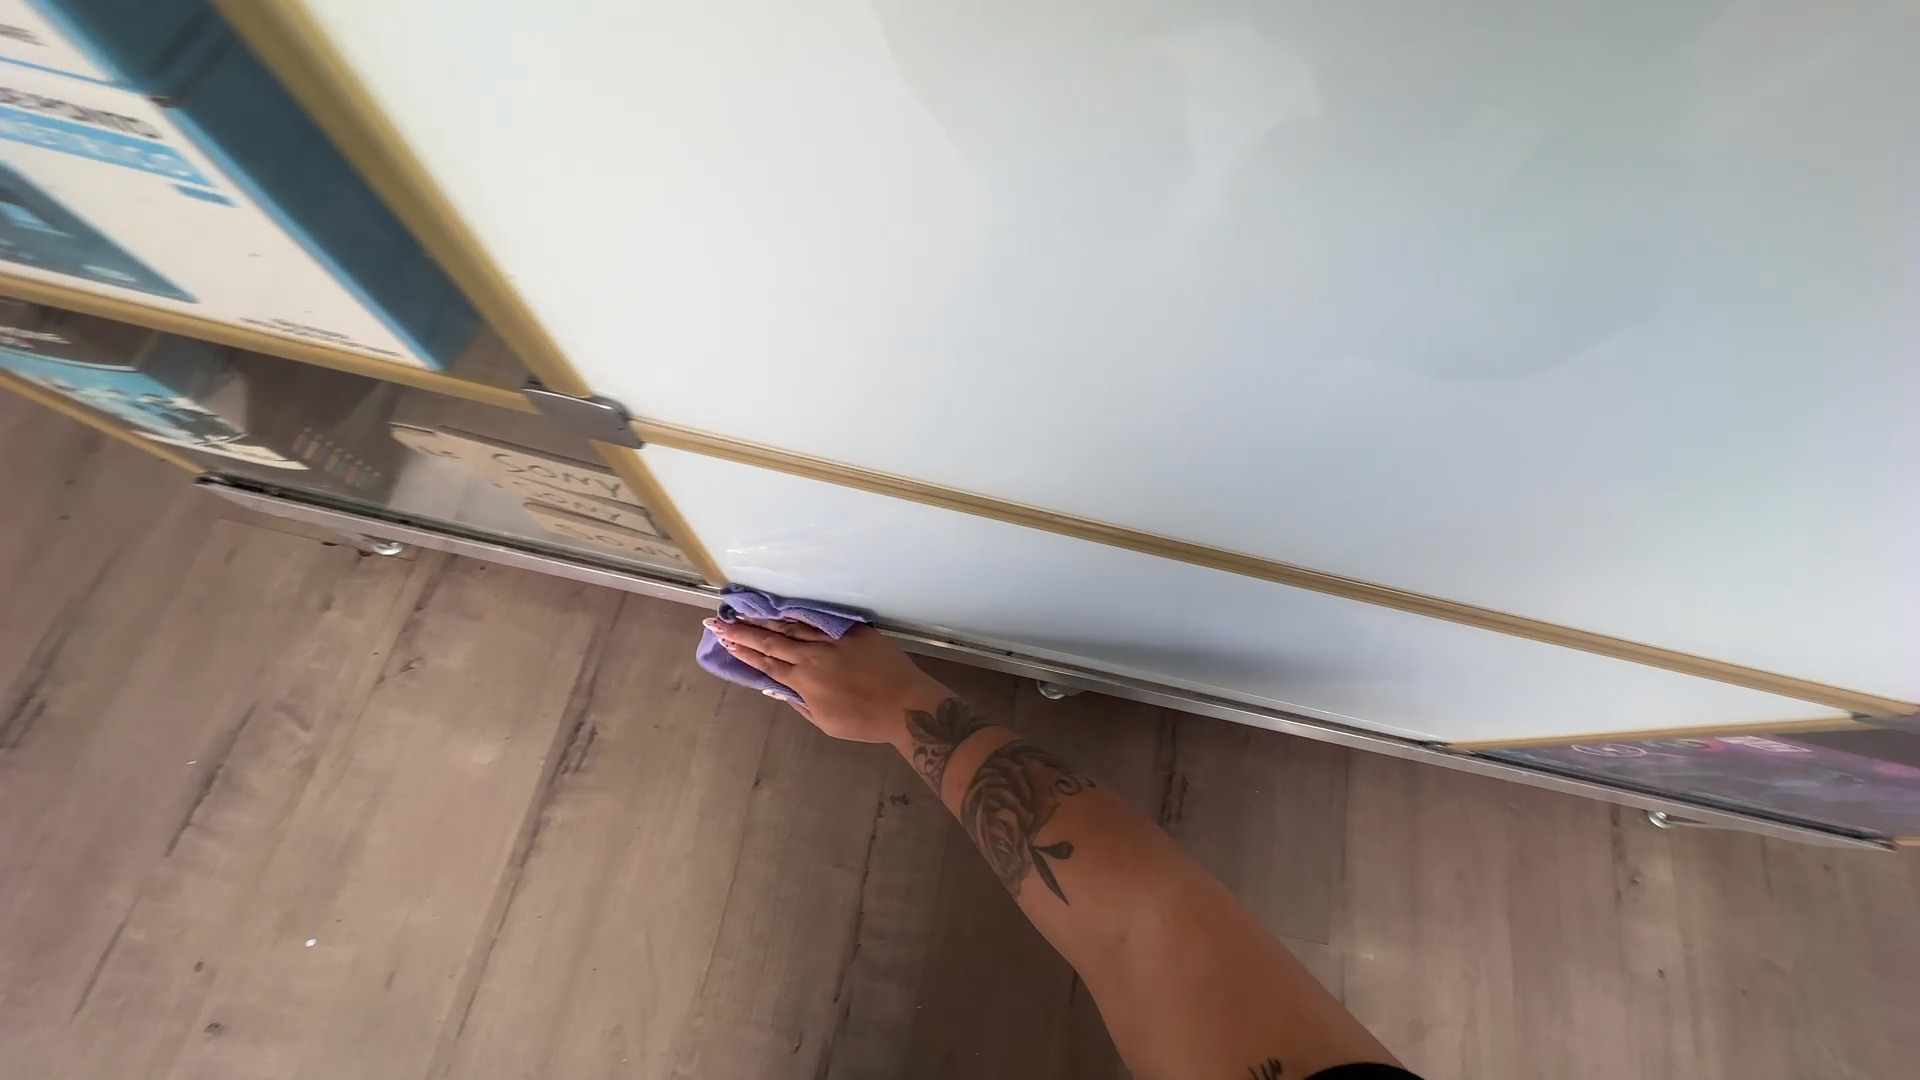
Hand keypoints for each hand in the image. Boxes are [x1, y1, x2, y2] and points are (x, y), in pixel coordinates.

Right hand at [705, 618, 950, 743]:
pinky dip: (799, 613)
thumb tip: (774, 687)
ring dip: (766, 619)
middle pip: (771, 640)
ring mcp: (833, 639)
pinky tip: (784, 606)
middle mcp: (812, 656)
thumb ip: (798, 702)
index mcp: (803, 681)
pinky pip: (820, 619)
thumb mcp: (825, 721)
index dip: (742, 651)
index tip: (723, 640)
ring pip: (793, 626)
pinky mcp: (853, 630)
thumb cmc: (865, 721)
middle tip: (718, 620)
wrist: (906, 704)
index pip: (765, 663)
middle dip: (742, 631)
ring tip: (744, 611)